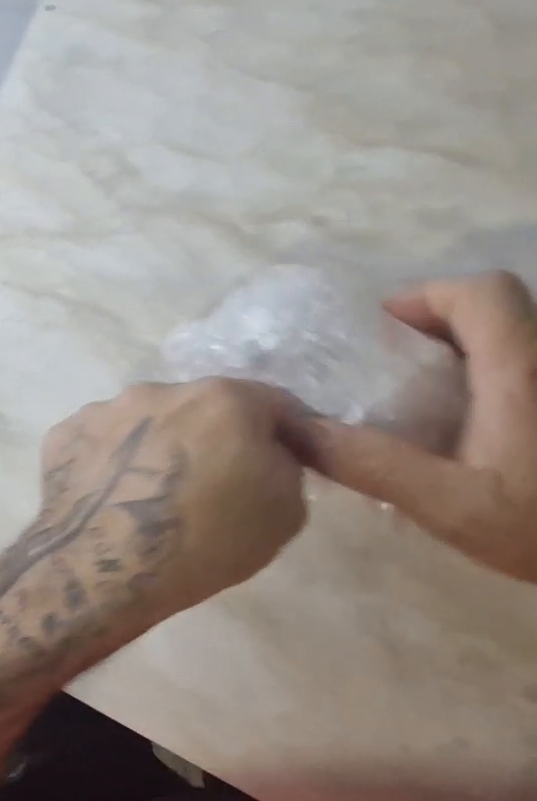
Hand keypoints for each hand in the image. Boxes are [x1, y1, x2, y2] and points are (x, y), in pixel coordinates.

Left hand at [37, 378, 308, 625]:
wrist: (109, 564)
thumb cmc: (208, 537)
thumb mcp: (285, 505)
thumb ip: (279, 461)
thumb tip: (257, 451)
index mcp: (220, 399)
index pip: (270, 405)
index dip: (290, 434)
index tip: (295, 461)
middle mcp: (153, 391)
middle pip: (197, 408)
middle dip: (213, 436)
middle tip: (215, 478)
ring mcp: (99, 411)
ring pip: (142, 422)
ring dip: (155, 444)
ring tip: (154, 489)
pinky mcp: (59, 435)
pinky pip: (100, 441)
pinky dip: (111, 460)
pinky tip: (113, 492)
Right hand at [288, 271, 536, 583]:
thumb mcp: (454, 508)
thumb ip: (371, 463)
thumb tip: (287, 428)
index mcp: (523, 373)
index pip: (480, 293)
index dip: (425, 298)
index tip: (379, 337)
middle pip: (498, 313)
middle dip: (435, 331)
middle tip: (388, 377)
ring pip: (515, 345)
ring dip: (463, 359)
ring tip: (423, 406)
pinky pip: (524, 377)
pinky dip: (489, 386)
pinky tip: (470, 435)